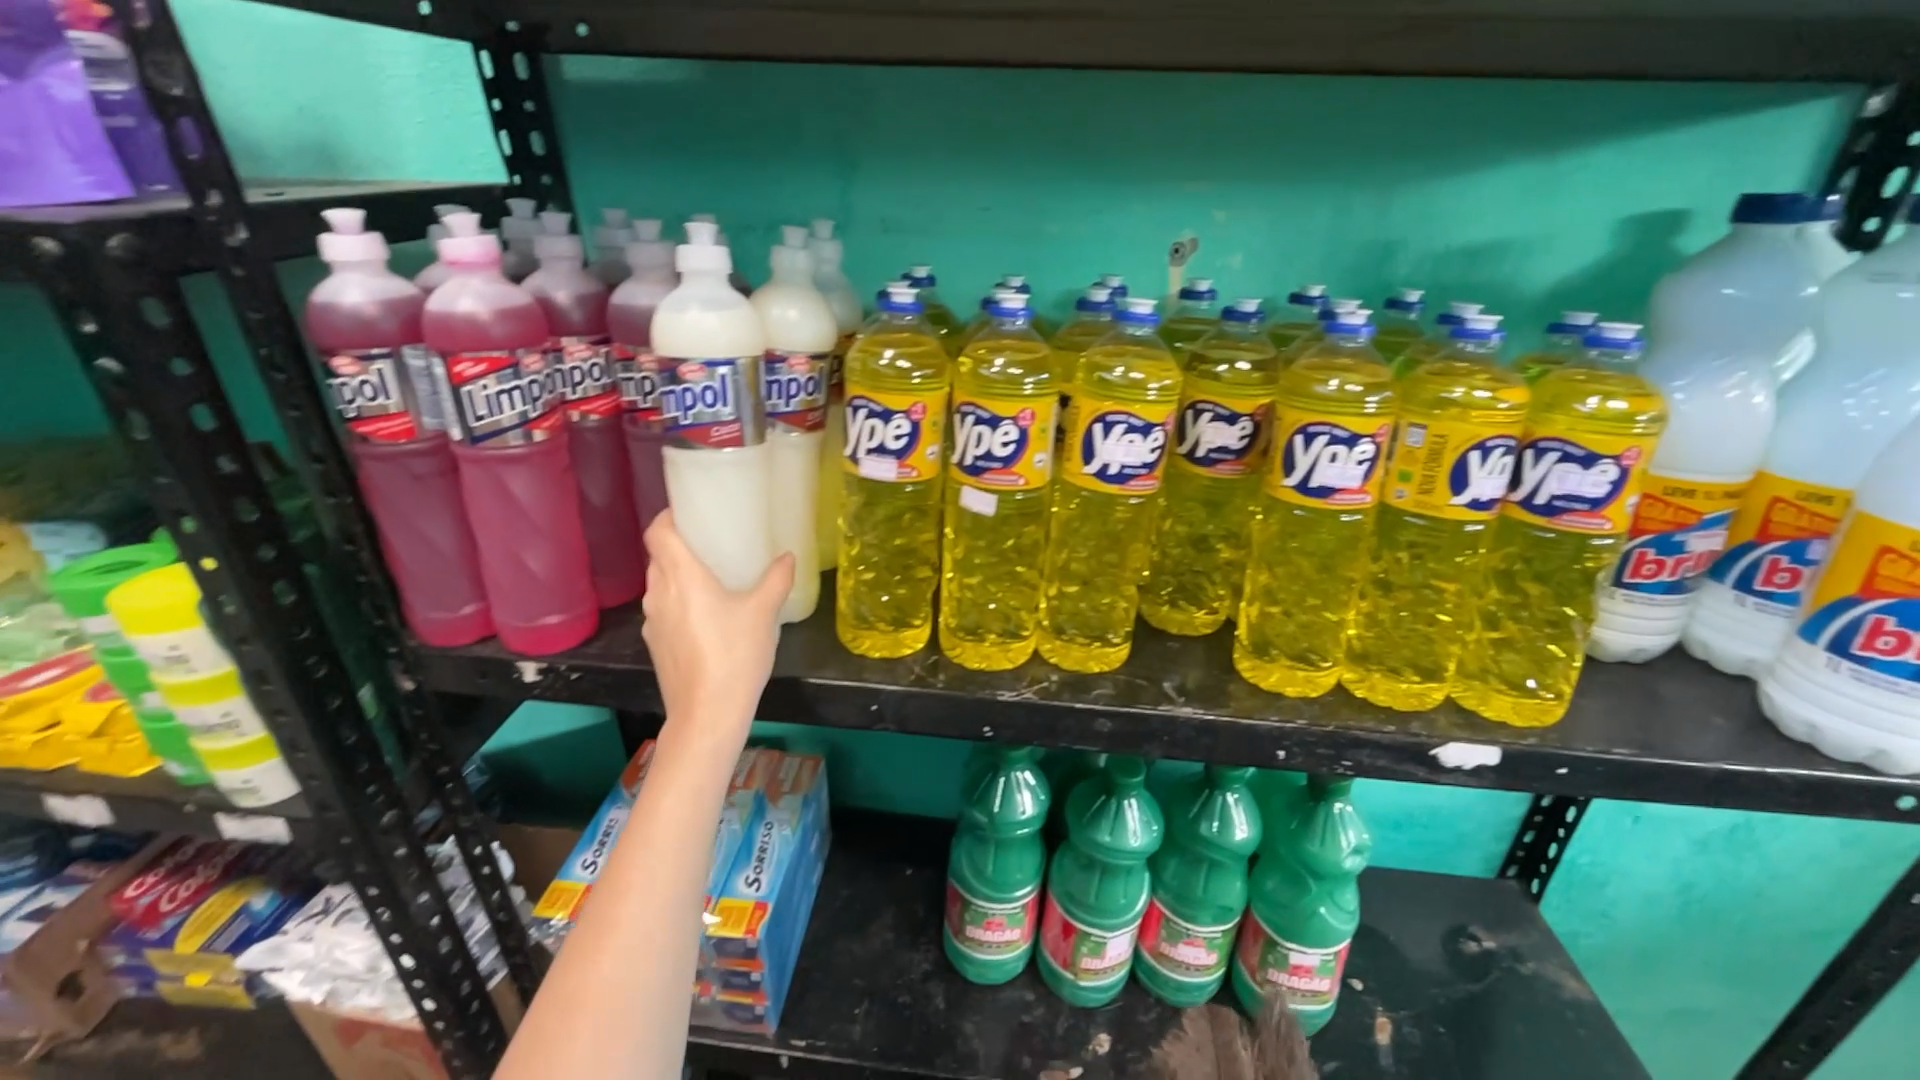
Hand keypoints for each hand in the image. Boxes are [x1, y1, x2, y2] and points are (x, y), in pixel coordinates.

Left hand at [640, 511, 794, 746]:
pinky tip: (707, 618)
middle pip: (659, 557)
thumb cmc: (734, 655)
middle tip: (711, 544)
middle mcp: (658, 593)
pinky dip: (680, 604)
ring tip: (712, 580)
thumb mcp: (764, 613)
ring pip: (660, 586)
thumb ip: (776, 580)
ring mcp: (653, 622)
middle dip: (679, 547)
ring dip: (679, 578)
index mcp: (681, 576)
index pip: (658, 532)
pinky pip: (664, 611)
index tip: (690, 513)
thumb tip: (787, 557)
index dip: (668, 517)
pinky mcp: (657, 645)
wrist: (707, 713)